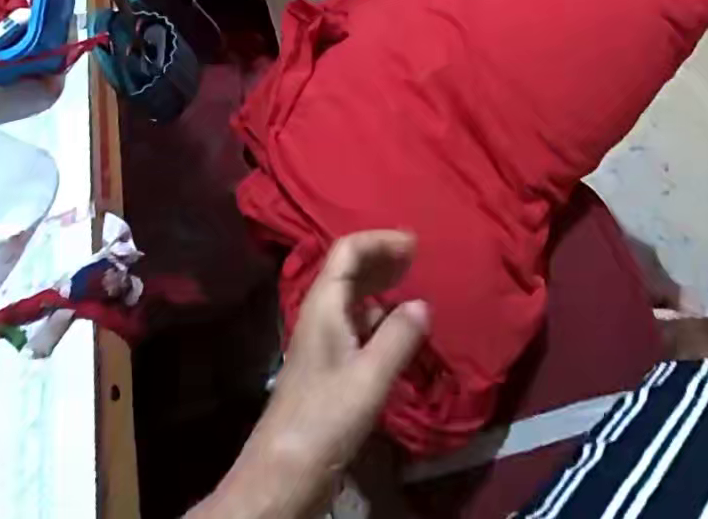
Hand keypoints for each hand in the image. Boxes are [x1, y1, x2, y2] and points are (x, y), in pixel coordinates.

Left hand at [193, 231, 428, 518]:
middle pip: (348, 268)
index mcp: (324, 304)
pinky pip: (355, 321)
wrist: (284, 467)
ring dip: (380, 284)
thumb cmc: (325, 416)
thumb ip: (397, 338)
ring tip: (412, 286)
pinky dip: (377, 315)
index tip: (413, 243)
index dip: (378, 240)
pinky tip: (397, 328)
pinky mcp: (327, 360)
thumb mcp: (369, 378)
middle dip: (381, 257)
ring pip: (351, 295)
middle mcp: (320, 311)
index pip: (347, 251)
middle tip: (417, 257)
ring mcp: (321, 336)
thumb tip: (422, 303)